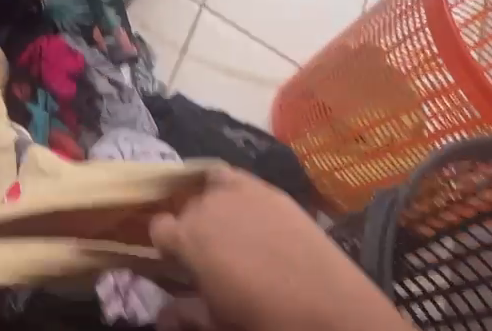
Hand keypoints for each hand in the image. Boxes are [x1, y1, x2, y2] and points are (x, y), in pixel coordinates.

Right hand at [149, 167, 407, 330]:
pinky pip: (233, 176)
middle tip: (211, 254)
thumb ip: (186, 314)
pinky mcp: (267, 189)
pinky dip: (229, 186)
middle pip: (184, 208)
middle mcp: (204, 206)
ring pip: (206, 189)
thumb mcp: (220, 324)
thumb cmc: (268, 322)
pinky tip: (242, 206)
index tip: (180, 261)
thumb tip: (162, 315)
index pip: (158, 227)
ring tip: (229, 230)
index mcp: (187, 239)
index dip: (168, 245)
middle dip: (191, 227)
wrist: (334, 313)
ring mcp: (237, 192)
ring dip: (209, 206)